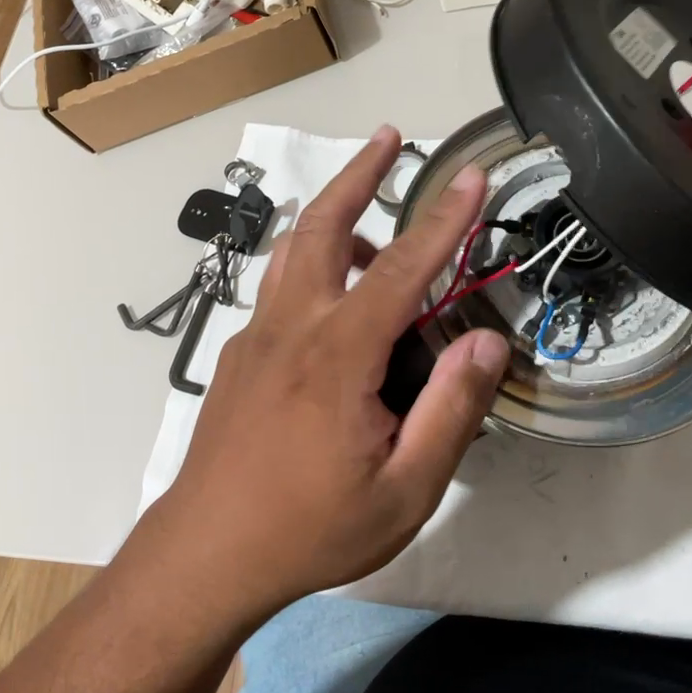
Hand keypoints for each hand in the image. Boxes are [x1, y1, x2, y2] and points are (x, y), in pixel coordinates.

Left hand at [155, 127, 510, 615]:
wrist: (205, 557)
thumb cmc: (311, 528)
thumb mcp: (404, 489)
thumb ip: (450, 409)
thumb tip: (486, 342)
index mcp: (338, 353)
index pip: (404, 267)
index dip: (444, 218)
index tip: (472, 175)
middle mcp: (293, 326)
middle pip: (324, 226)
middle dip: (359, 174)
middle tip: (388, 136)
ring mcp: (257, 338)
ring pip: (293, 252)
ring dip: (332, 218)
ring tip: (374, 231)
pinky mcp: (239, 357)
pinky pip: (280, 291)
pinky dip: (313, 268)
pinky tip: (334, 306)